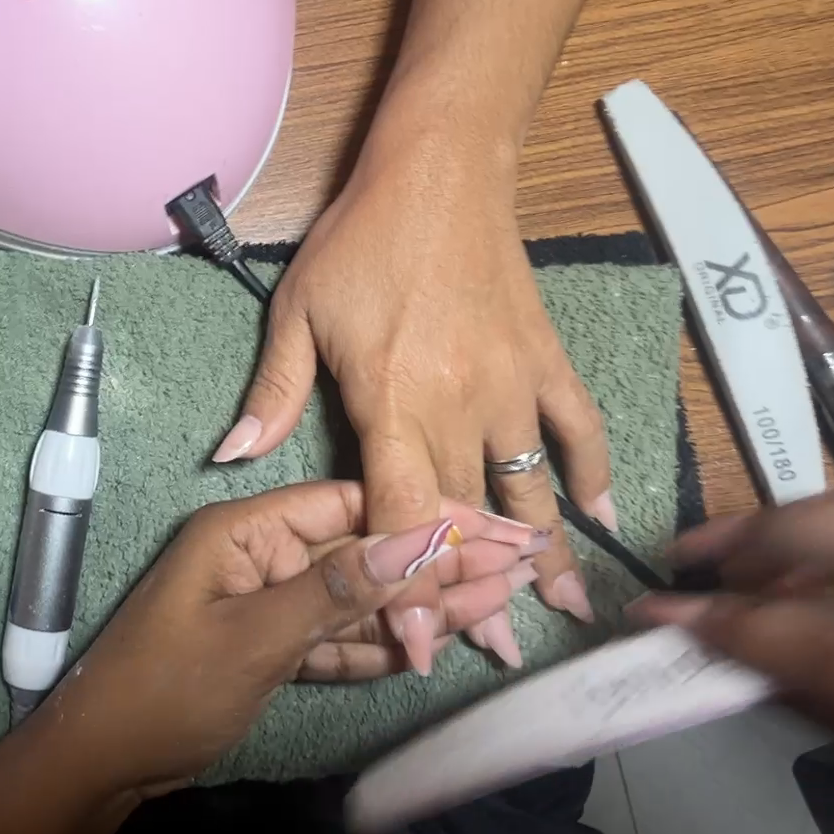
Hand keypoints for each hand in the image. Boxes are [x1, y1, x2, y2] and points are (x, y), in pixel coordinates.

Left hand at [42, 481, 542, 794]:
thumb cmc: (168, 686)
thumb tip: (414, 542)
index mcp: (246, 530)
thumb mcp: (253, 635)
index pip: (346, 506)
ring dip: (421, 605)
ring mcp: (269, 601)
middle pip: (361, 552)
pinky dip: (381, 642)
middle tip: (519, 564)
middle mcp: (262, 554)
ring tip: (501, 604)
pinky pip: (336, 636)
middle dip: (436, 562)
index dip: (419, 512)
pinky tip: (438, 642)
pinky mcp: (273, 644)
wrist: (108, 757)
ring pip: (357, 598)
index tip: (489, 523)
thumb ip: (334, 590)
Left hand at [213, 123, 611, 666]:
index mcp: (391, 401)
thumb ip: (273, 393)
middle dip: (476, 590)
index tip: (419, 648)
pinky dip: (593, 475)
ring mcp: (514, 385)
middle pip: (466, 515)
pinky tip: (601, 520)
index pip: (399, 512)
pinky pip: (578, 429)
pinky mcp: (547, 359)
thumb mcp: (296, 313)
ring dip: (542, 555)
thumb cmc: (357, 245)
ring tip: (559, 615)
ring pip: (529, 488)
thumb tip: (232, 456)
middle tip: (493, 657)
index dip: (407, 583)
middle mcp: (460, 406)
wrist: (438, 176)